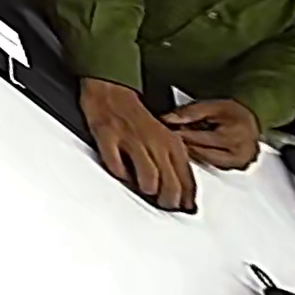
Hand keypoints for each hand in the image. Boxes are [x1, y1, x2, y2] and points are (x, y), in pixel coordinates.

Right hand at [81, 78, 196, 211]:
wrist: (110, 88)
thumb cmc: (135, 115)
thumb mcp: (164, 136)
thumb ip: (173, 161)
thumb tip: (183, 195)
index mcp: (173, 145)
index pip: (188, 183)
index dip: (184, 200)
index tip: (178, 206)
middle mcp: (155, 143)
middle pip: (170, 185)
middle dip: (165, 200)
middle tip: (158, 202)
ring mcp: (131, 139)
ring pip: (148, 179)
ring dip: (144, 188)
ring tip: (139, 187)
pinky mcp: (107, 134)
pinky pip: (116, 165)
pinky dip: (118, 173)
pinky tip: (119, 170)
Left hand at [162, 99, 260, 169]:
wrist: (248, 120)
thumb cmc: (230, 111)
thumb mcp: (209, 105)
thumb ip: (188, 112)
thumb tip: (166, 119)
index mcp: (233, 138)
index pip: (197, 139)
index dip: (177, 132)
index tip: (162, 126)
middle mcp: (240, 155)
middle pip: (199, 152)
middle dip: (182, 141)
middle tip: (167, 131)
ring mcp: (239, 164)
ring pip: (203, 160)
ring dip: (189, 149)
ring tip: (180, 135)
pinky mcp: (236, 167)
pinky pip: (211, 163)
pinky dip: (198, 154)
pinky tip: (191, 143)